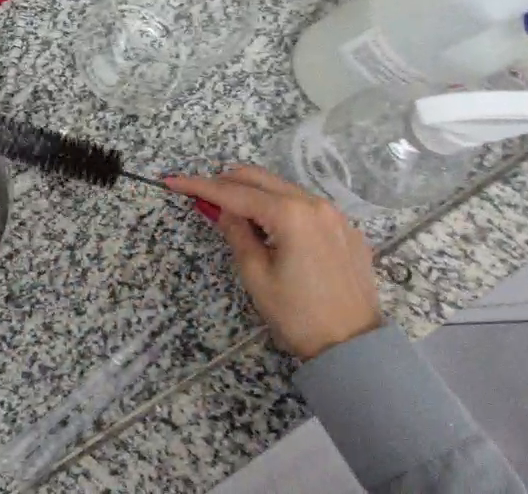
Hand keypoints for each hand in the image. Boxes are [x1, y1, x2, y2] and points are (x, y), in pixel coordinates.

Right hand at [163, 165, 381, 360]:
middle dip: (225, 182)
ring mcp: (335, 216)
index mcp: (291, 215)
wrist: (356, 350)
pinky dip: (279, 206)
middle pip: (258, 178)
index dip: (198, 185)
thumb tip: (224, 210)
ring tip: (232, 214)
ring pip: (281, 187)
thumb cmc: (298, 315)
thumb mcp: (255, 274)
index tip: (172, 181)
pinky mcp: (346, 230)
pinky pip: (303, 205)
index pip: (233, 192)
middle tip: (201, 196)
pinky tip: (269, 228)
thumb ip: (235, 232)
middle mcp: (315, 204)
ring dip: (252, 193)